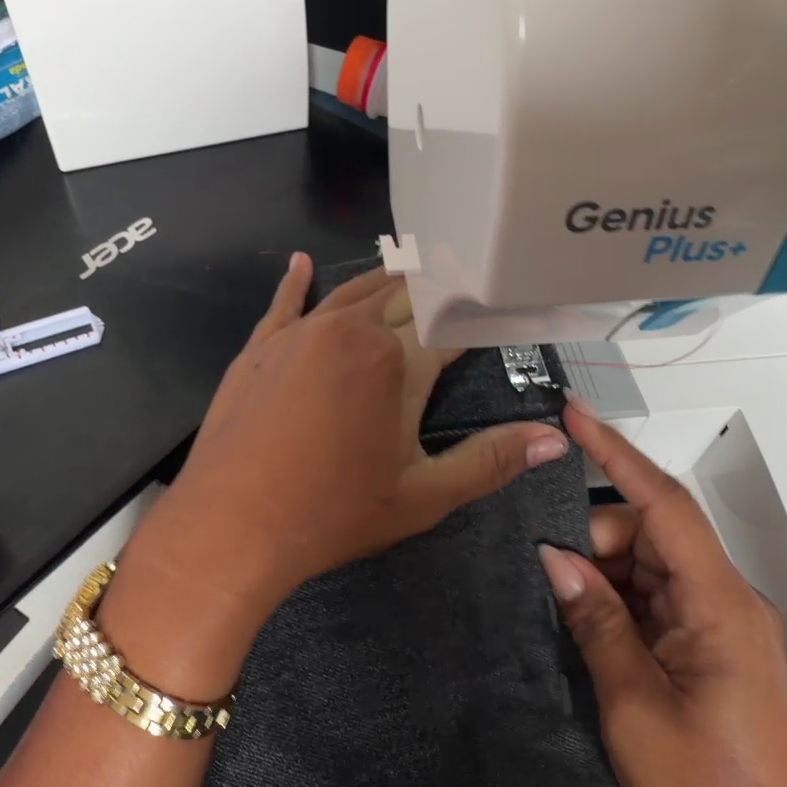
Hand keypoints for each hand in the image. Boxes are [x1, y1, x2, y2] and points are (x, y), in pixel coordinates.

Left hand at [100, 255, 570, 697]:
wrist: (232, 525)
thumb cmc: (332, 514)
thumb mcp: (422, 496)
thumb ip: (490, 461)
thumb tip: (554, 438)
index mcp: (401, 363)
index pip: (456, 323)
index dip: (486, 314)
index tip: (509, 305)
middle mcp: (355, 332)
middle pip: (407, 295)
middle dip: (440, 285)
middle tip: (462, 273)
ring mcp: (302, 334)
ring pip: (353, 291)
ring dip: (385, 278)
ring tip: (409, 261)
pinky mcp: (261, 347)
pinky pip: (285, 302)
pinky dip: (297, 281)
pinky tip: (302, 263)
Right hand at [538, 400, 786, 786]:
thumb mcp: (633, 706)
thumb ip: (595, 621)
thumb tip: (556, 559)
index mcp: (720, 606)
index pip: (665, 504)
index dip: (616, 453)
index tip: (575, 417)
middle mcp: (727, 603)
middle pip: (650, 533)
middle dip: (593, 539)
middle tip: (548, 574)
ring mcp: (721, 627)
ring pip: (648, 566)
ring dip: (604, 577)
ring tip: (570, 616)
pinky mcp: (711, 650)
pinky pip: (656, 600)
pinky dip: (619, 603)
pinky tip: (591, 629)